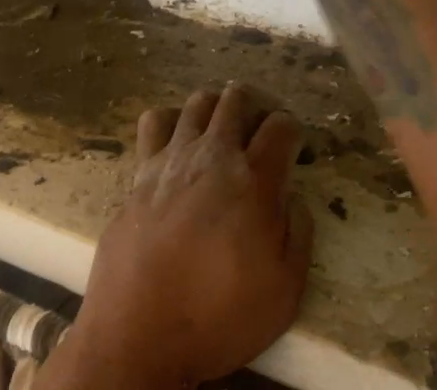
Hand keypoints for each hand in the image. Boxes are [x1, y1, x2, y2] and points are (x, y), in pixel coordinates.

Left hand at [47, 84, 312, 389]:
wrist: (137, 337)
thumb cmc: (219, 318)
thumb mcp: (285, 290)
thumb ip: (299, 232)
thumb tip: (292, 196)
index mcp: (255, 181)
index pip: (282, 124)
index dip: (293, 130)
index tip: (291, 150)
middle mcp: (213, 157)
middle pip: (237, 98)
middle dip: (256, 106)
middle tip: (259, 132)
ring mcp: (171, 160)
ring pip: (198, 102)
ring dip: (217, 108)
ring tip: (222, 132)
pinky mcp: (139, 174)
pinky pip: (155, 122)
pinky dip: (172, 121)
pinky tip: (178, 142)